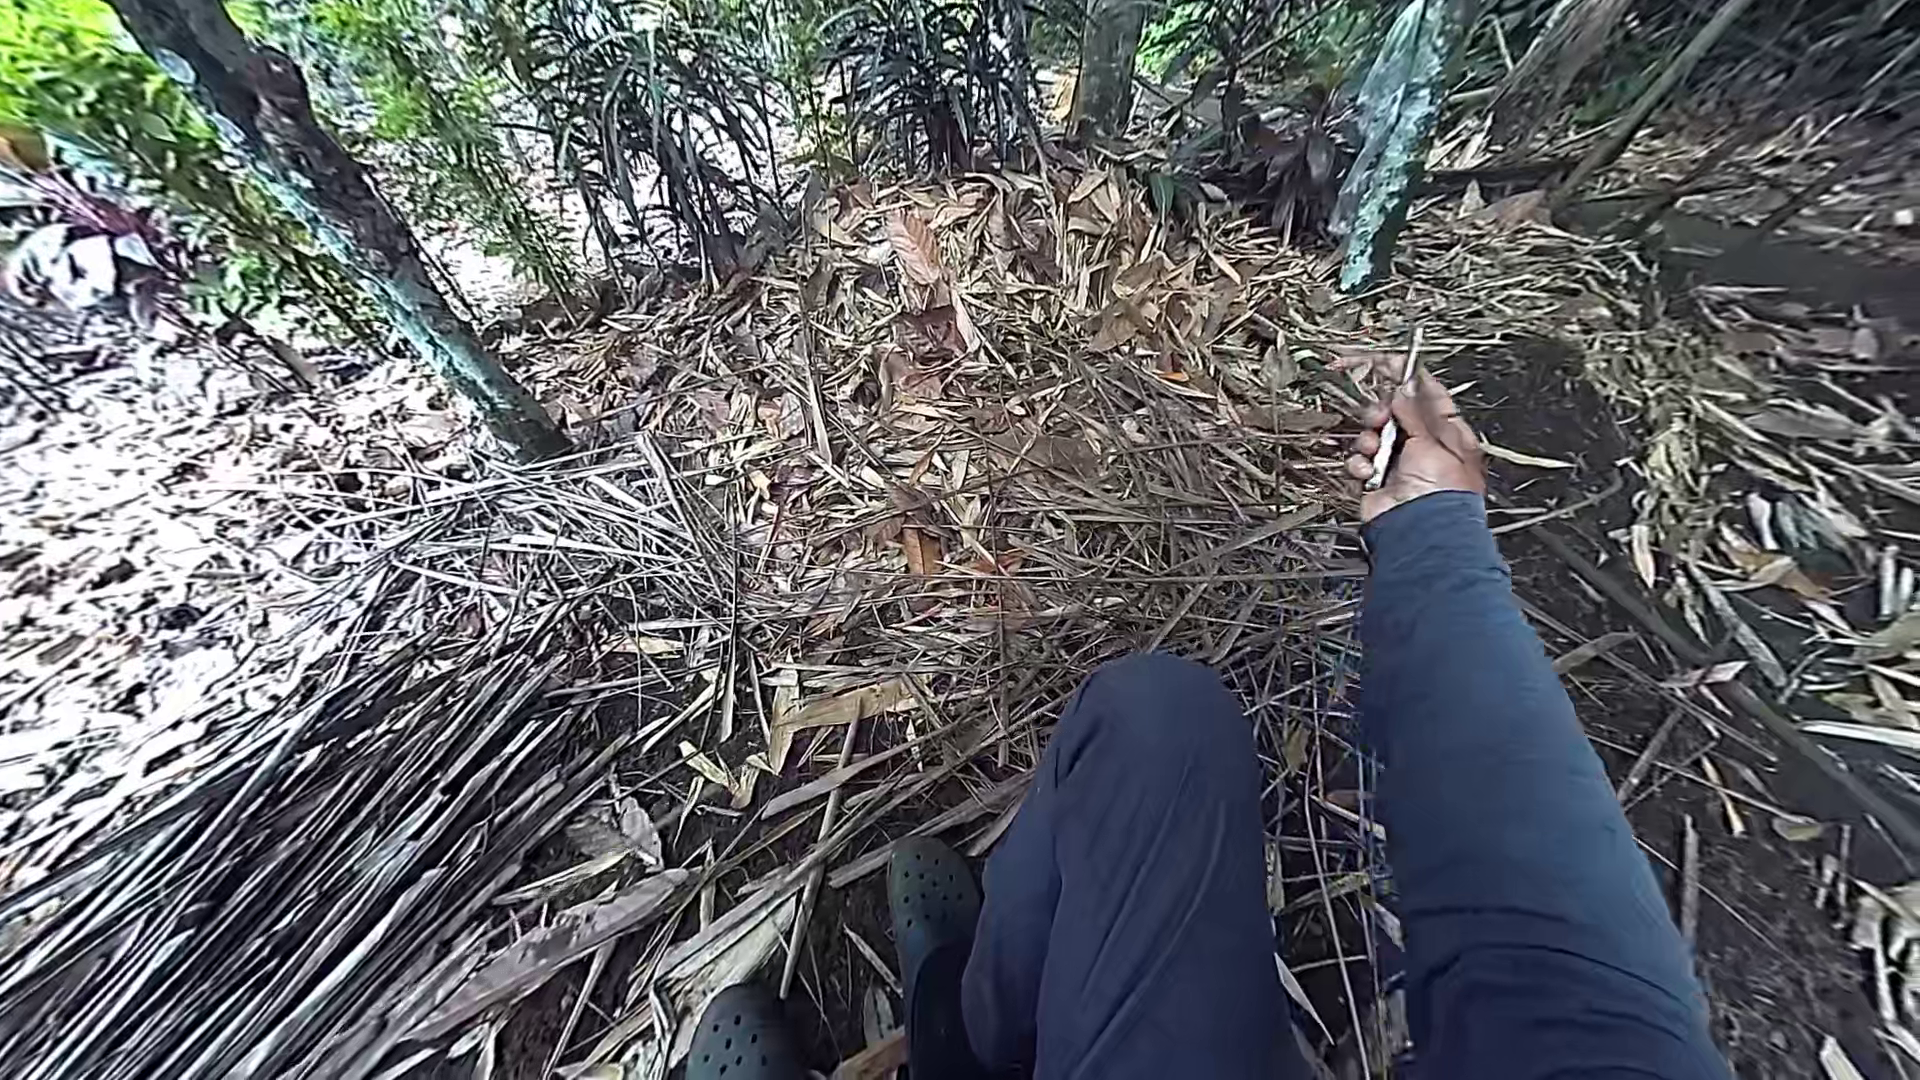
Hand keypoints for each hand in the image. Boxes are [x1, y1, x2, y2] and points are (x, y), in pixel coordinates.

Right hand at [1345, 370, 1485, 523]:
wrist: (1417, 528)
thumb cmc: (1441, 492)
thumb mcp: (1434, 442)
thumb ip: (1415, 413)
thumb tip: (1403, 388)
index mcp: (1447, 433)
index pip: (1425, 394)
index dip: (1405, 377)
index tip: (1386, 362)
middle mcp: (1421, 445)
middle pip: (1392, 414)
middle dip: (1379, 413)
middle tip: (1377, 417)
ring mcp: (1396, 462)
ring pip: (1371, 435)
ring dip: (1367, 440)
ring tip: (1374, 451)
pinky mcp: (1374, 478)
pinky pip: (1358, 461)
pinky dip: (1359, 464)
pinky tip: (1368, 472)